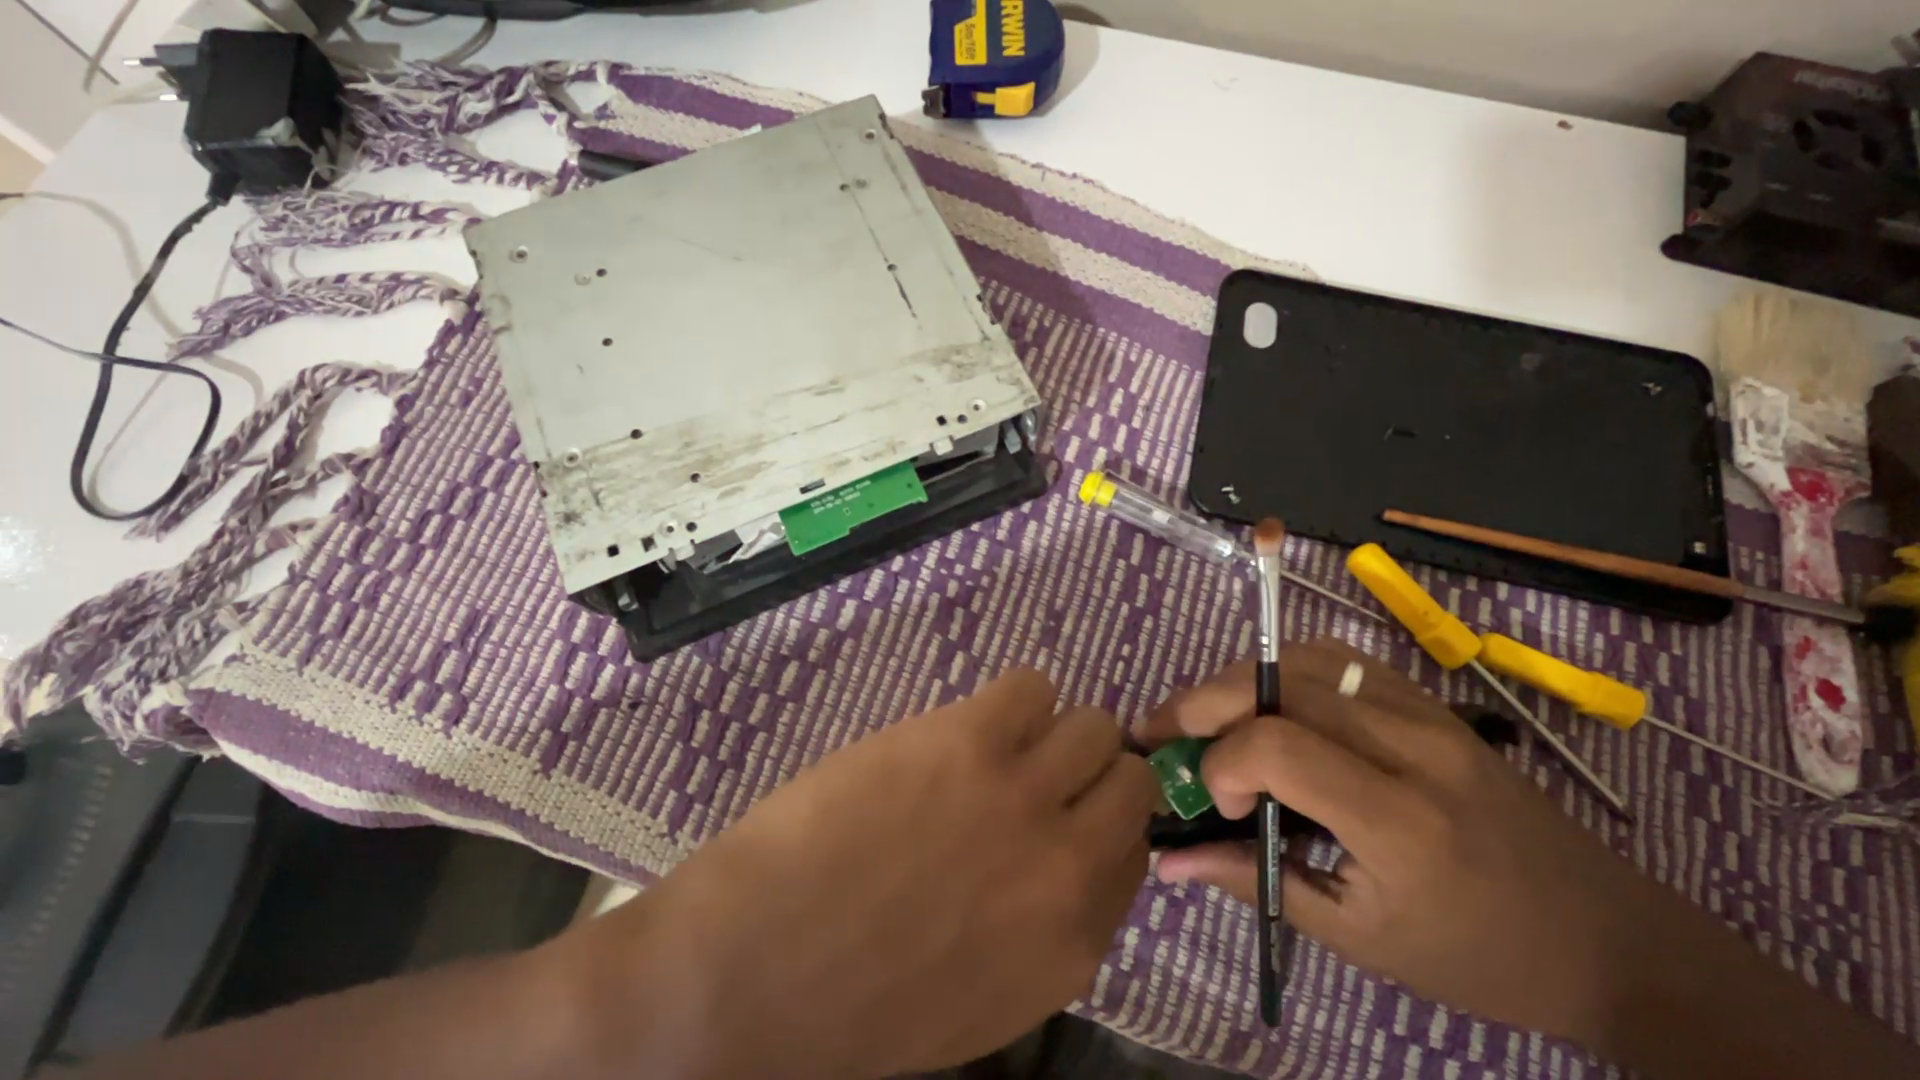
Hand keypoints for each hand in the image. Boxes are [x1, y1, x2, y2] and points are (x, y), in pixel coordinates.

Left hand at [552, 669, 1159, 1079]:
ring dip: (1050, 732)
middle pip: (1127, 781)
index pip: (1132, 856)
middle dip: (1088, 774)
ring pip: (1090, 725)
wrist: (749, 976)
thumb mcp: (979, 998)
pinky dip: (1011, 699)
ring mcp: (1021, 797)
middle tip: (1036, 772)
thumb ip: (1041, 931)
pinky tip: (962, 726)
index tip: (1066, 813)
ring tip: (995, 745)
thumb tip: (1063, 863)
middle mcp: (1068, 866)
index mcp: (1072, 944)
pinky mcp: (968, 740)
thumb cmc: (850, 1001)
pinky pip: (1029, 685)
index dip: (1096, 827)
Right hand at [1141, 640, 1663, 1045]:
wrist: (1606, 936)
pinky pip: (1341, 661)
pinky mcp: (1433, 703)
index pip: (1276, 746)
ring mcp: (1427, 713)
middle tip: (1165, 738)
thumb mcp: (1360, 938)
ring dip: (1240, 680)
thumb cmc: (1477, 955)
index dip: (1221, 763)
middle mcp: (1410, 744)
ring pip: (1305, 656)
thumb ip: (1256, 882)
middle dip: (1204, 703)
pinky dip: (1286, 672)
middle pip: (1279, 682)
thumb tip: (1168, 860)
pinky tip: (1269, 708)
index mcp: (1397, 818)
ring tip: (1208, 721)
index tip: (1215, 806)